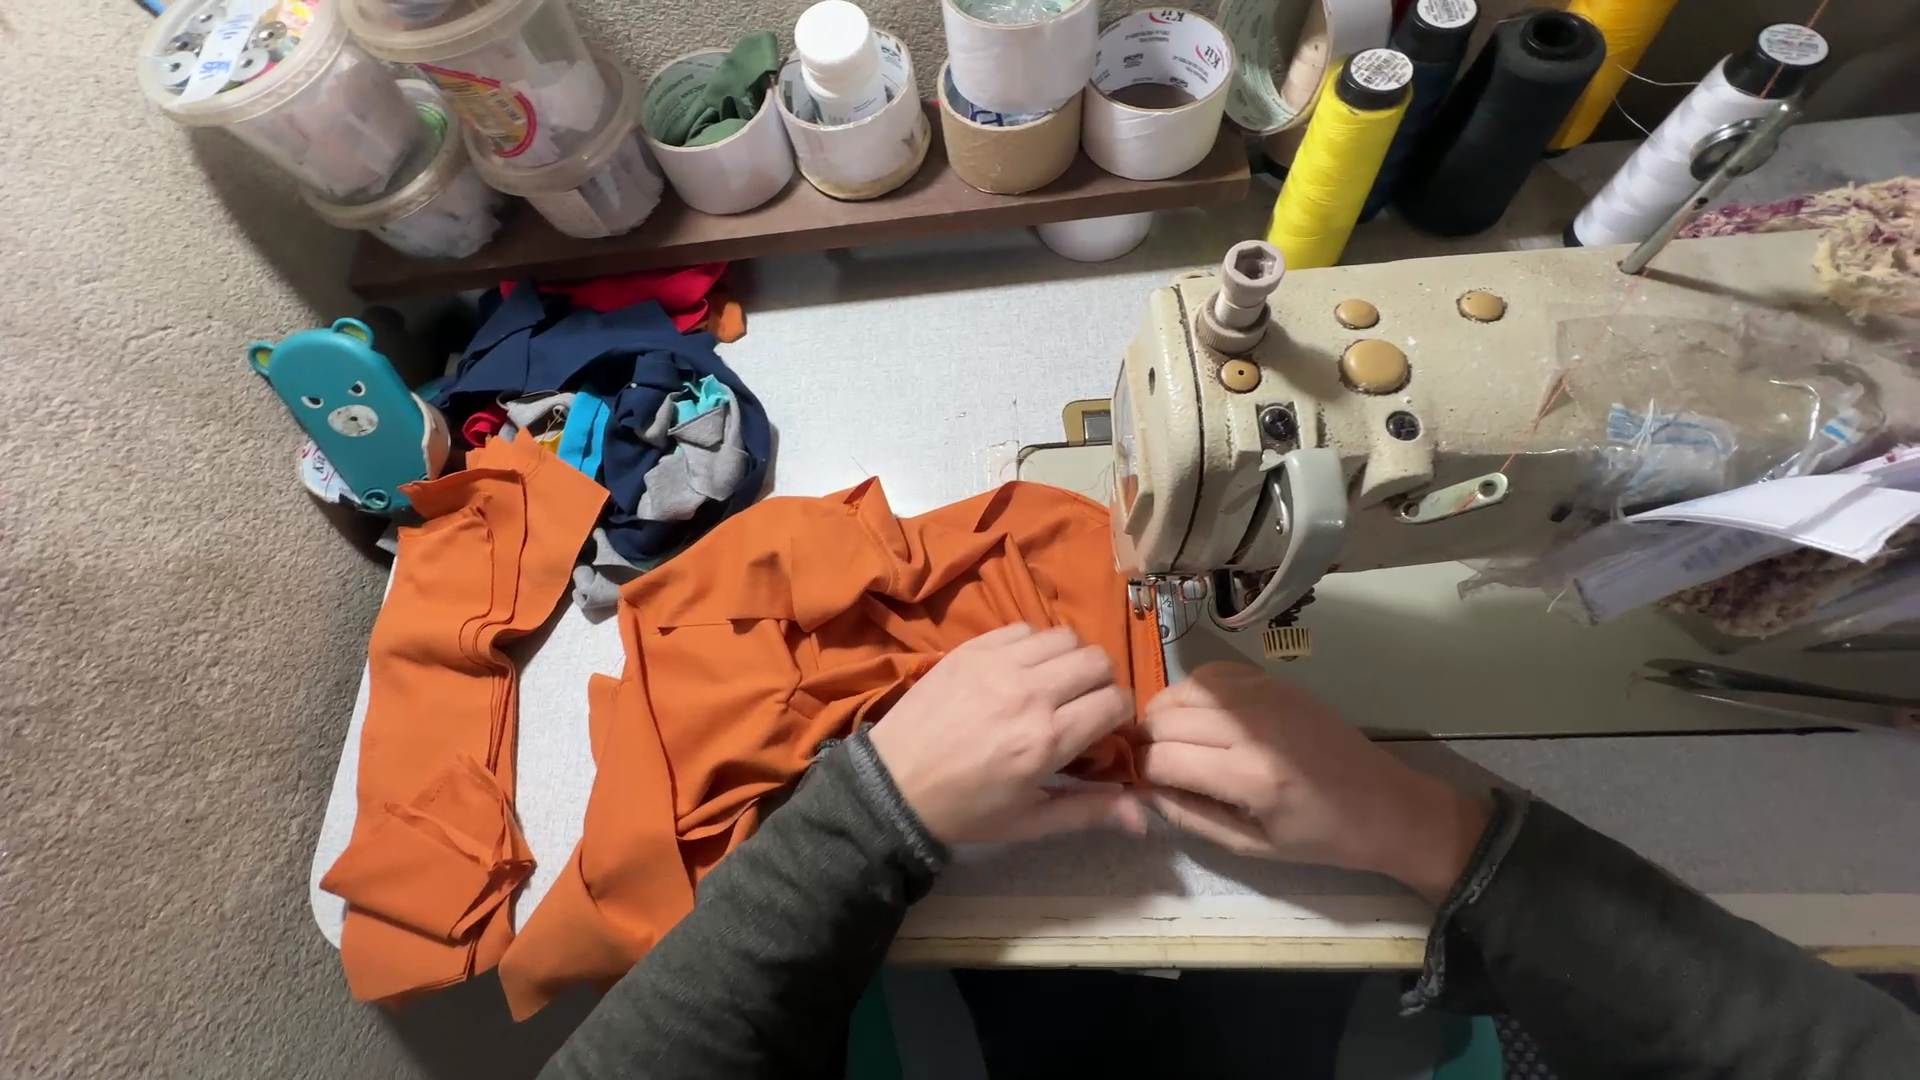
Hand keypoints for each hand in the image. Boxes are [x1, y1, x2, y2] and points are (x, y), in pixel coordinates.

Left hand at [869, 624, 1147, 846]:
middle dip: (1102, 682)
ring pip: (1064, 637)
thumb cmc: (965, 810)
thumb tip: (1145, 816)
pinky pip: (1023, 628)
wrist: (893, 784)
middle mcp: (1029, 693)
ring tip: (1053, 683)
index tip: (1107, 725)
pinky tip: (1021, 669)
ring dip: (1069, 659)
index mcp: (1047, 741)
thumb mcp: (1029, 822)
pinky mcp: (972, 648)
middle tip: (1083, 702)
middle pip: (1097, 661)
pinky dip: (1033, 645)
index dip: (1120, 713)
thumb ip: (1089, 811)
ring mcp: (997, 664)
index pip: (1114, 702)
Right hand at [1138, 663, 1488, 902]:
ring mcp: (1262, 694)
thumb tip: (1139, 789)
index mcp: (1250, 776)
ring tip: (1170, 739)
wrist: (1387, 804)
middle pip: (1164, 719)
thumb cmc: (1321, 838)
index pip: (1162, 758)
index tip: (1137, 782)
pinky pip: (1209, 675)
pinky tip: (1199, 717)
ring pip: (1180, 690)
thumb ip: (1188, 816)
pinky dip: (1191, 693)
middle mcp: (1251, 726)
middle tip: (1149, 762)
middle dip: (1144, 742)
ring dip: (1163, 715)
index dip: (1138, 770)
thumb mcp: (1251, 847)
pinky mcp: (1270, 680)